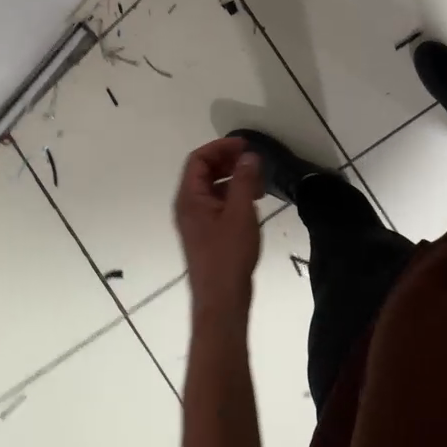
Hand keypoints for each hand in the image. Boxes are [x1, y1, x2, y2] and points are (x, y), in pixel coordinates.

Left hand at [173, 138, 263, 317]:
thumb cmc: (229, 255)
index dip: (221, 147)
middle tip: (253, 159)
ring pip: (211, 188)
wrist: (221, 302)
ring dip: (233, 177)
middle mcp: (187, 207)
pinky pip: (217, 203)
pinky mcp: (206, 234)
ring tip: (258, 180)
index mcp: (189, 198)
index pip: (198, 159)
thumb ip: (245, 180)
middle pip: (202, 172)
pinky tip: (253, 202)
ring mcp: (196, 222)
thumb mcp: (241, 212)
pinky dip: (233, 194)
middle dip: (227, 160)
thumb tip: (248, 156)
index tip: (245, 145)